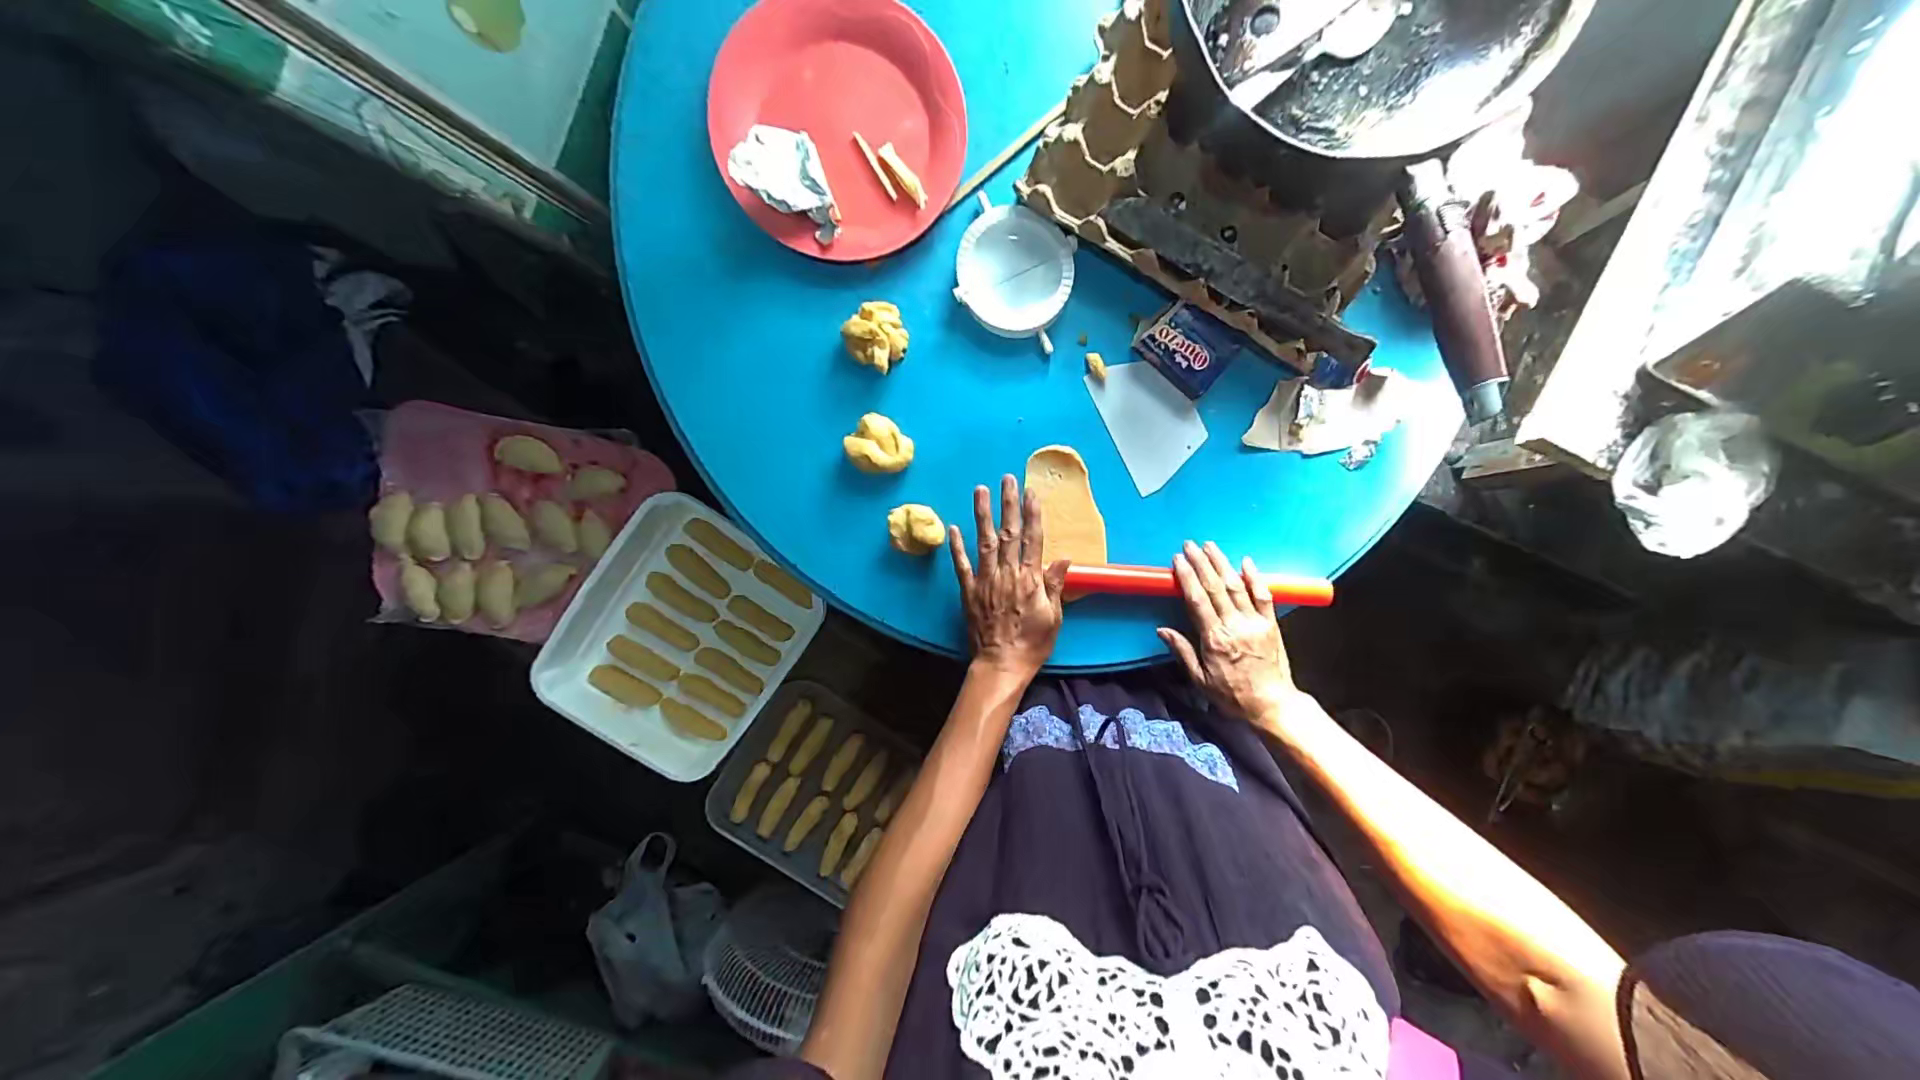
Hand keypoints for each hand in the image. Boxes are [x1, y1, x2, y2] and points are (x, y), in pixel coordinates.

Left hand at [950, 475, 1068, 679]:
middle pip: (1009, 533)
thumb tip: (1063, 558)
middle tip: (1007, 478)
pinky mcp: (968, 592)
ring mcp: (985, 581)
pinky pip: (961, 565)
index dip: (1033, 514)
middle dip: (1008, 504)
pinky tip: (953, 527)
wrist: (1001, 665)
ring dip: (982, 514)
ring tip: (980, 490)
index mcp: (1030, 579)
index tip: (1031, 492)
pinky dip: (957, 546)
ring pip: (984, 541)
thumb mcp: (1054, 617)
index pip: (1033, 539)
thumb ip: (1055, 585)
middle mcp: (1007, 574)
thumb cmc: (1032, 644)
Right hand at [1159, 541, 1299, 730]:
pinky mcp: (1271, 624)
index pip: (1197, 600)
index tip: (1177, 560)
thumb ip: (1181, 651)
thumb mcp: (1199, 679)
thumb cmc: (1232, 695)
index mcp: (1214, 639)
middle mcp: (1234, 626)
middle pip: (1215, 587)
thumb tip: (1162, 630)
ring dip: (1222, 563)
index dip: (1187, 577)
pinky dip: (1255, 577)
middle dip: (1201, 563)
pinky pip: (1264, 596)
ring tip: (1211, 546)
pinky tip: (1246, 562)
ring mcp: (1255, 623)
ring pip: (1236, 586)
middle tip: (1190, 545)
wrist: (1272, 705)